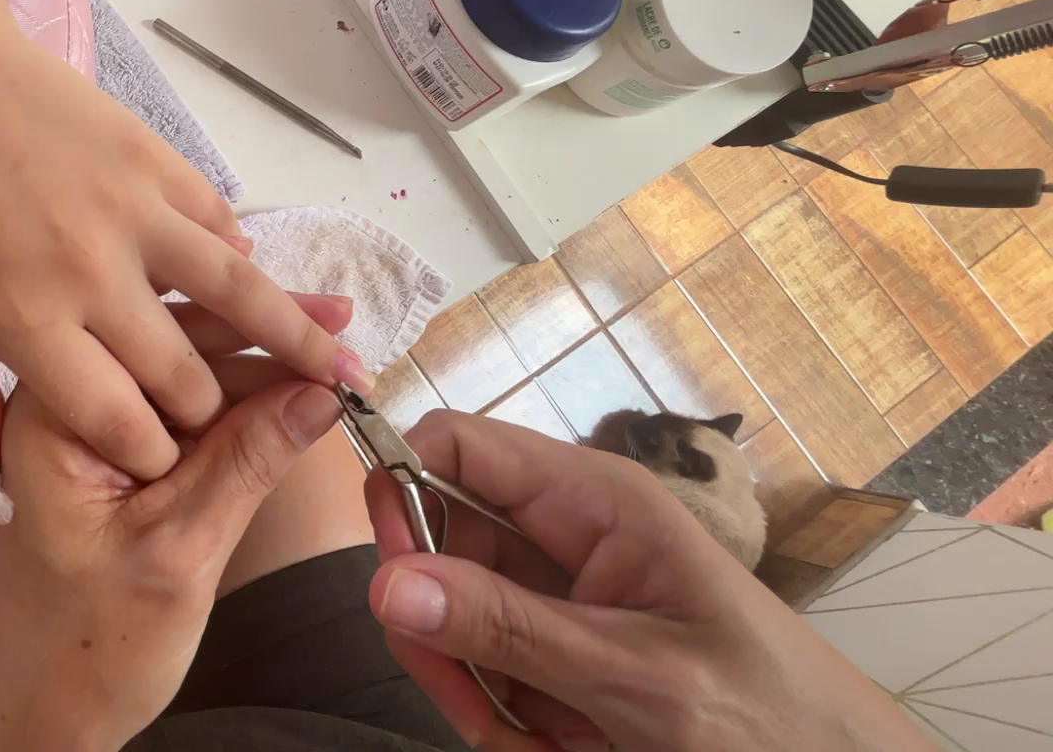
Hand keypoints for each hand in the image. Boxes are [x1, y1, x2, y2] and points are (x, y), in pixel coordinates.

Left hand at [0, 8, 363, 481]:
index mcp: (27, 320)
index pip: (119, 420)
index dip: (149, 454)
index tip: (161, 461)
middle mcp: (95, 274)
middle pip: (183, 374)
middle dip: (207, 413)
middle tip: (223, 421)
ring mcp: (135, 211)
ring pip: (236, 292)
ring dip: (294, 337)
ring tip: (349, 367)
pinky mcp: (157, 159)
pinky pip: (217, 221)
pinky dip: (237, 252)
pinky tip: (248, 270)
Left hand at [0, 296, 354, 751]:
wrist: (47, 711)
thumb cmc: (93, 645)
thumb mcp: (180, 550)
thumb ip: (247, 463)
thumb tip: (321, 390)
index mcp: (55, 408)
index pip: (162, 339)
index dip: (254, 327)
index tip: (330, 325)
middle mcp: (66, 398)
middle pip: (176, 346)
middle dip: (265, 338)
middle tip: (345, 331)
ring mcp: (91, 423)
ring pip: (187, 375)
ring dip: (261, 372)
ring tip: (334, 363)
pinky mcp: (116, 452)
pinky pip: (183, 411)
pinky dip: (240, 406)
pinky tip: (288, 393)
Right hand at [362, 410, 933, 751]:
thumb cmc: (782, 731)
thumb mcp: (643, 683)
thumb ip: (509, 629)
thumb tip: (380, 584)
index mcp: (587, 495)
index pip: (452, 442)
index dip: (401, 484)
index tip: (391, 576)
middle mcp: (556, 522)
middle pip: (434, 530)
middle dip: (434, 616)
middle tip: (468, 702)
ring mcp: (549, 578)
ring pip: (444, 597)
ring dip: (462, 673)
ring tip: (523, 742)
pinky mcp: (547, 629)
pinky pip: (475, 646)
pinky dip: (488, 701)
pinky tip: (542, 745)